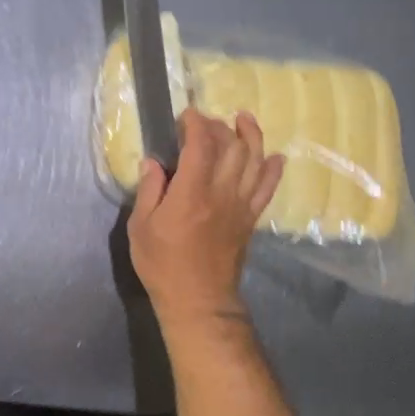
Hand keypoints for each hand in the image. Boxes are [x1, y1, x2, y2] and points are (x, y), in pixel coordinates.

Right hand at [128, 108, 284, 322]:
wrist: (197, 299)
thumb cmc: (161, 263)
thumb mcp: (141, 226)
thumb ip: (149, 191)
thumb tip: (153, 163)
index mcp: (191, 193)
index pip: (200, 145)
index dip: (195, 124)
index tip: (185, 115)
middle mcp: (221, 193)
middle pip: (230, 147)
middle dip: (219, 126)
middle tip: (205, 120)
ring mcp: (240, 205)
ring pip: (253, 161)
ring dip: (251, 136)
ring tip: (244, 119)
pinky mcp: (250, 219)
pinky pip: (266, 189)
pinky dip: (272, 170)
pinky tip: (273, 156)